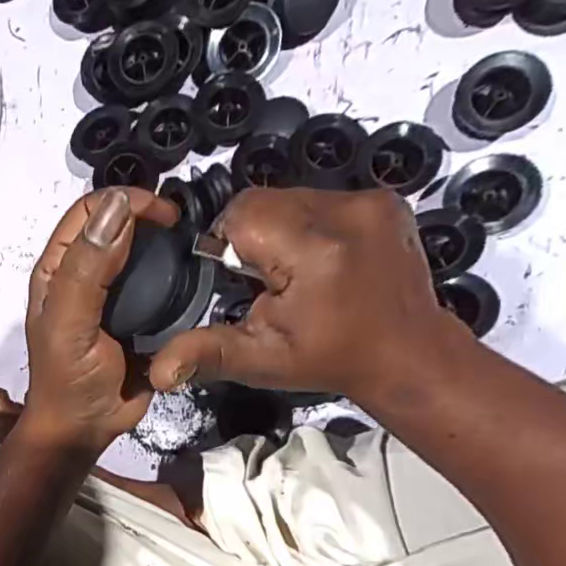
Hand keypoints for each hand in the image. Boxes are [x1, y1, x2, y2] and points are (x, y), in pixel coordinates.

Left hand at [22, 187, 180, 451]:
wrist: (85, 429)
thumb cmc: (69, 379)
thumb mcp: (70, 323)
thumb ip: (88, 268)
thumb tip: (117, 207)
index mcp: (59, 269)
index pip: (89, 213)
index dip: (124, 202)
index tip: (161, 214)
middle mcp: (84, 274)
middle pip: (116, 225)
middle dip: (148, 216)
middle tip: (183, 227)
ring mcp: (113, 295)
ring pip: (140, 252)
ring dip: (164, 245)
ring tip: (191, 247)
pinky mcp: (138, 315)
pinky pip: (158, 285)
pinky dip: (174, 276)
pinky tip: (191, 278)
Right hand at [147, 187, 470, 400]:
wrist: (407, 355)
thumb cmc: (332, 359)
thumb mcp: (262, 361)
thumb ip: (206, 353)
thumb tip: (157, 371)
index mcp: (313, 251)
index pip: (240, 214)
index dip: (229, 245)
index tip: (246, 280)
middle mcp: (345, 213)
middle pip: (264, 199)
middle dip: (254, 237)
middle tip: (270, 282)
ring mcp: (369, 202)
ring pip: (291, 195)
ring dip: (281, 228)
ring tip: (298, 273)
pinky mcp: (384, 199)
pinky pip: (322, 198)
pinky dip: (311, 225)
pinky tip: (323, 260)